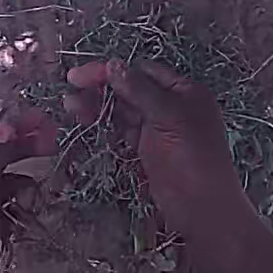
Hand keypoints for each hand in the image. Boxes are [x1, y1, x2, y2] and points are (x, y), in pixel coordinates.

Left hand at [0, 109, 57, 272]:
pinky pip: (8, 212)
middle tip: (55, 145)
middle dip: (24, 151)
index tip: (47, 122)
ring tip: (42, 188)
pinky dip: (21, 208)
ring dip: (24, 183)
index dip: (14, 129)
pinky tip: (32, 212)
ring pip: (6, 186)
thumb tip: (6, 125)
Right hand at [66, 60, 248, 237]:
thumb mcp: (167, 116)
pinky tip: (85, 119)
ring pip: (123, 109)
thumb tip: (112, 64)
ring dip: (98, 105)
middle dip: (101, 88)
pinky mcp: (146, 147)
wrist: (202, 208)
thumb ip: (139, 90)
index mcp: (184, 91)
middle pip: (130, 89)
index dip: (113, 71)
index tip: (82, 76)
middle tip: (71, 88)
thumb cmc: (192, 157)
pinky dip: (105, 122)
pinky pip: (122, 128)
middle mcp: (170, 105)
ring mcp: (157, 127)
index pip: (143, 71)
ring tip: (71, 105)